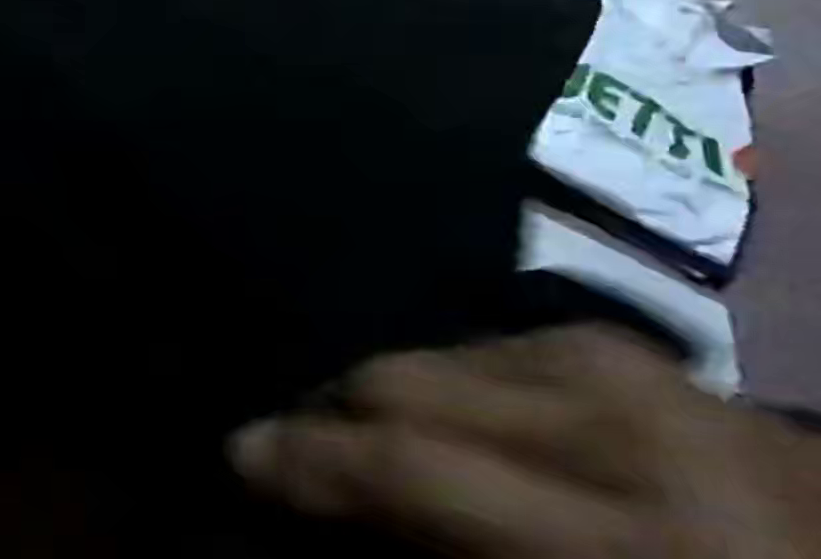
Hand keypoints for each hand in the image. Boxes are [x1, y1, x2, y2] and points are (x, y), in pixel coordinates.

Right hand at [231, 325, 820, 558]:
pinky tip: (454, 416)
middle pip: (400, 382)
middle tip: (294, 451)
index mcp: (642, 532)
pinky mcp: (643, 352)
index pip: (407, 463)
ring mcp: (642, 372)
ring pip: (428, 350)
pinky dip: (445, 377)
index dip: (303, 459)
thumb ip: (433, 548)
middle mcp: (635, 429)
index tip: (238, 457)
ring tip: (369, 438)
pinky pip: (485, 342)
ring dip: (384, 397)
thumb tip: (317, 509)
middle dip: (328, 416)